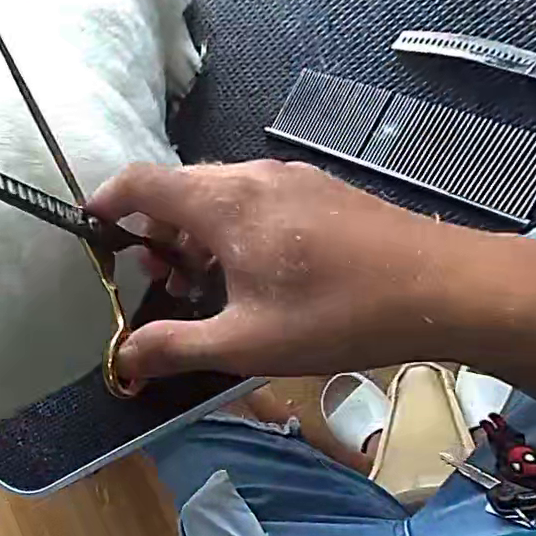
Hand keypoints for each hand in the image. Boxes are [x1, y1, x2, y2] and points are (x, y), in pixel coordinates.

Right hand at [87, 160, 535, 379]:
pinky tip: (253, 274)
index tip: (91, 232)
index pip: (141, 182)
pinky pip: (252, 201)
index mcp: (224, 203)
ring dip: (194, 236)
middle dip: (154, 233)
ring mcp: (289, 179)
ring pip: (216, 196)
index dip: (106, 202)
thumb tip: (123, 359)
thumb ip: (175, 346)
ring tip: (205, 286)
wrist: (445, 288)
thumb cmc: (337, 316)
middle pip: (177, 190)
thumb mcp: (246, 343)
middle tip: (160, 283)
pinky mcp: (316, 192)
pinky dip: (229, 231)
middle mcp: (251, 176)